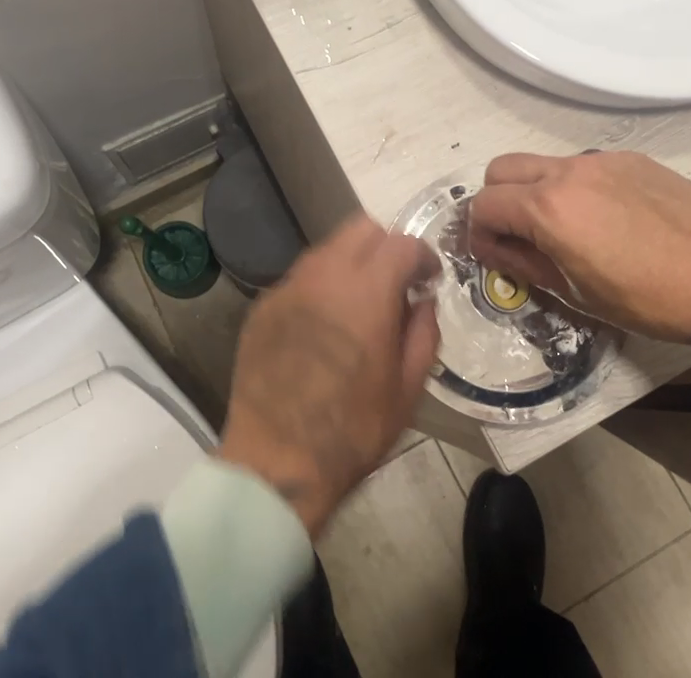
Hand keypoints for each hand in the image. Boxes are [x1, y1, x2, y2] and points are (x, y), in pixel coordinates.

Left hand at [218, 214, 441, 536]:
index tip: (428, 280)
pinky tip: (324, 327)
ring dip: (351, 265)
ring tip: (359, 305)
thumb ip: (423, 331)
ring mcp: (287, 289)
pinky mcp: (262, 308)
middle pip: (360, 229)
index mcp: (366, 291)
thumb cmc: (354, 430)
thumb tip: (421, 300)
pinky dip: (320, 288)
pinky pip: (299, 280)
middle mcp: (323, 276)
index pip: (402, 243)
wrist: (277, 461)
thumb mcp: (408, 386)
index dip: (422, 256)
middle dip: (386, 247)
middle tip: (396, 283)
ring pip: (326, 250)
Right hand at [466, 151, 690, 347]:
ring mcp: (603, 160)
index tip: (493, 254)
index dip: (479, 232)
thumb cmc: (646, 300)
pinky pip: (585, 166)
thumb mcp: (574, 292)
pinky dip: (577, 186)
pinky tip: (607, 217)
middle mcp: (569, 172)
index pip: (484, 204)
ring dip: (537, 190)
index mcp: (548, 208)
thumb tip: (493, 248)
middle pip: (502, 168)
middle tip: (518, 234)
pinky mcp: (634, 159)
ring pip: (544, 163)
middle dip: (498, 199)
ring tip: (567, 227)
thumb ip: (522, 262)